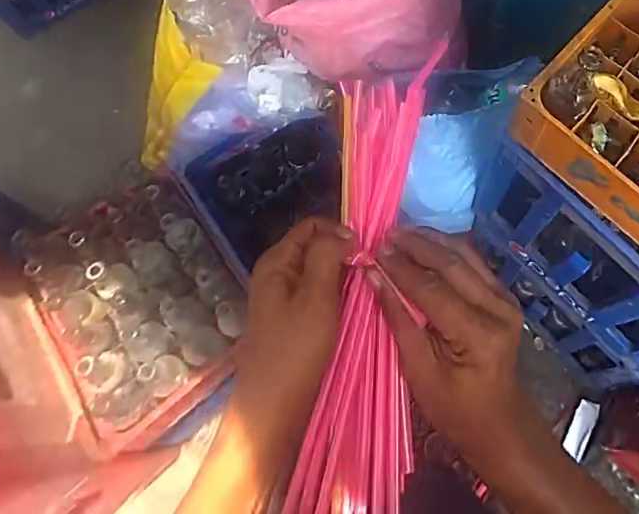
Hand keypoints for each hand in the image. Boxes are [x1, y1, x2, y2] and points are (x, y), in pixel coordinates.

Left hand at [232, 217, 354, 447]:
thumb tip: (345, 232)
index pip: (312, 225)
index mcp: (276, 262)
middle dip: (343, 253)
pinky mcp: (293, 319)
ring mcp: (284, 297)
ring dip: (343, 275)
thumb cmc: (294, 351)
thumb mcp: (316, 296)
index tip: (363, 252)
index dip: (339, 231)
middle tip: (367, 273)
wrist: (271, 413)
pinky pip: (319, 292)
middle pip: (317, 246)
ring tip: (362, 290)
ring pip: (321, 270)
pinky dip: (337, 294)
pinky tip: (351, 308)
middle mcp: (277, 274)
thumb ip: (328, 255)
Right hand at [372, 228, 546, 478]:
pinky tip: (428, 243)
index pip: (433, 289)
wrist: (499, 420)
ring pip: (466, 255)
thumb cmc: (454, 408)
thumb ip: (399, 320)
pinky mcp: (505, 294)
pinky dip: (449, 249)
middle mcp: (498, 308)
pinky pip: (475, 262)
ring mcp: (506, 298)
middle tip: (388, 234)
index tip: (376, 250)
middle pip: (452, 265)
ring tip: (404, 232)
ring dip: (434, 240)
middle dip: (417, 246)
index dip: (402, 267)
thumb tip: (374, 276)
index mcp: (478, 335)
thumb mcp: (419, 372)